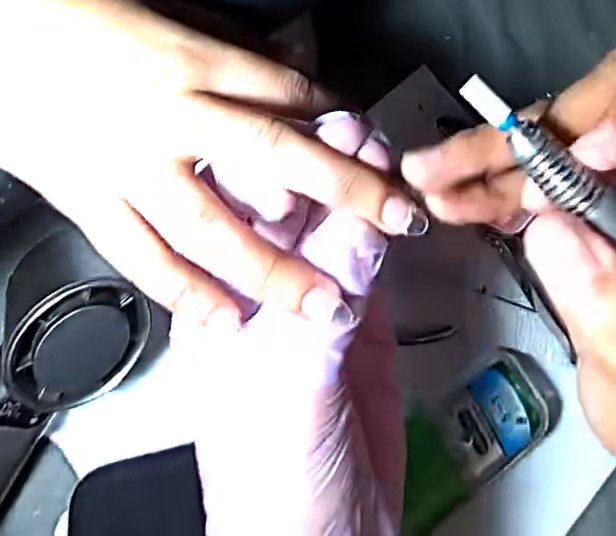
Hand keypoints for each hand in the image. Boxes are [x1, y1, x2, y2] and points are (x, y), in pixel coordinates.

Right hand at [0, 0, 427, 332]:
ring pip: (215, 228)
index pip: (287, 92)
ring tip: (327, 304)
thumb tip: (280, 63)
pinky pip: (140, 256)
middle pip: (276, 158)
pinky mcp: (82, 200)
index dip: (338, 114)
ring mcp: (126, 165)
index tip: (373, 139)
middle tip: (403, 223)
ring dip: (276, 269)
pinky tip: (224, 323)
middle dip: (346, 190)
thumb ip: (221, 38)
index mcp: (191, 56)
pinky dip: (182, 294)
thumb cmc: (56, 4)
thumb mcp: (153, 4)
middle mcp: (170, 114)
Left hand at [181, 113, 402, 535]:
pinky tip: (394, 203)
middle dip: (323, 166)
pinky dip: (384, 227)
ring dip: (358, 187)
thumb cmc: (272, 483)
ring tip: (379, 150)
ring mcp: (314, 296)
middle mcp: (264, 287)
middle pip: (293, 208)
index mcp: (220, 298)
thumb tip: (360, 233)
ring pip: (334, 224)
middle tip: (357, 131)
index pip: (241, 214)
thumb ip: (325, 311)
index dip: (274, 169)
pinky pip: (369, 256)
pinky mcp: (359, 313)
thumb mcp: (291, 389)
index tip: (308, 139)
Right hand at [402, 49, 615, 495]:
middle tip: (489, 169)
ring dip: (498, 144)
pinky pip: (539, 154)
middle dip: (552, 125)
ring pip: (571, 114)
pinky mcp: (596, 182)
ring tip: (435, 177)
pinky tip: (449, 195)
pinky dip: (491, 171)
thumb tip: (553, 230)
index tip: (586, 155)